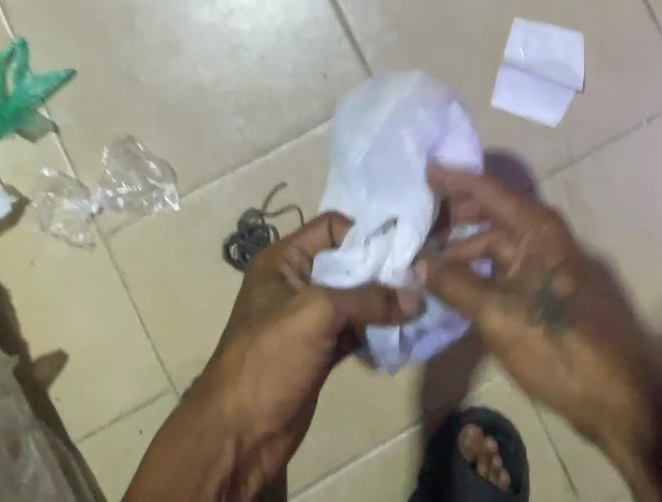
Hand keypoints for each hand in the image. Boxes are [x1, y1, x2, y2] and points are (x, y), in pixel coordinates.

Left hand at [126, 212, 419, 500]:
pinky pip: (358, 330)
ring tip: (421, 306)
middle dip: (384, 270)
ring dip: (385, 304)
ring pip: (357, 299)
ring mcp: (309, 319)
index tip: (406, 245)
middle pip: (350, 262)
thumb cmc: (269, 358)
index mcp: (283, 260)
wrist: (239, 435)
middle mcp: (297, 281)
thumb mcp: (318, 314)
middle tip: (423, 276)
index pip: (332, 226)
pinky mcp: (321, 351)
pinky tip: (404, 335)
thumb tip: (418, 296)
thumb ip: (369, 299)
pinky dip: (378, 332)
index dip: (366, 232)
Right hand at [419, 165, 661, 467]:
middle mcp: (543, 237)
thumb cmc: (558, 344)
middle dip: (454, 213)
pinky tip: (450, 285)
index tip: (422, 169)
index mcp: (538, 228)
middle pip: (491, 213)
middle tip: (413, 216)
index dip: (454, 178)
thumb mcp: (497, 313)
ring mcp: (545, 266)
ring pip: (495, 244)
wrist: (617, 398)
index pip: (488, 189)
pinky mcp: (544, 294)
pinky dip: (476, 271)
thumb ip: (454, 283)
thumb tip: (416, 261)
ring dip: (462, 247)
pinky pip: (502, 269)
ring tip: (423, 257)